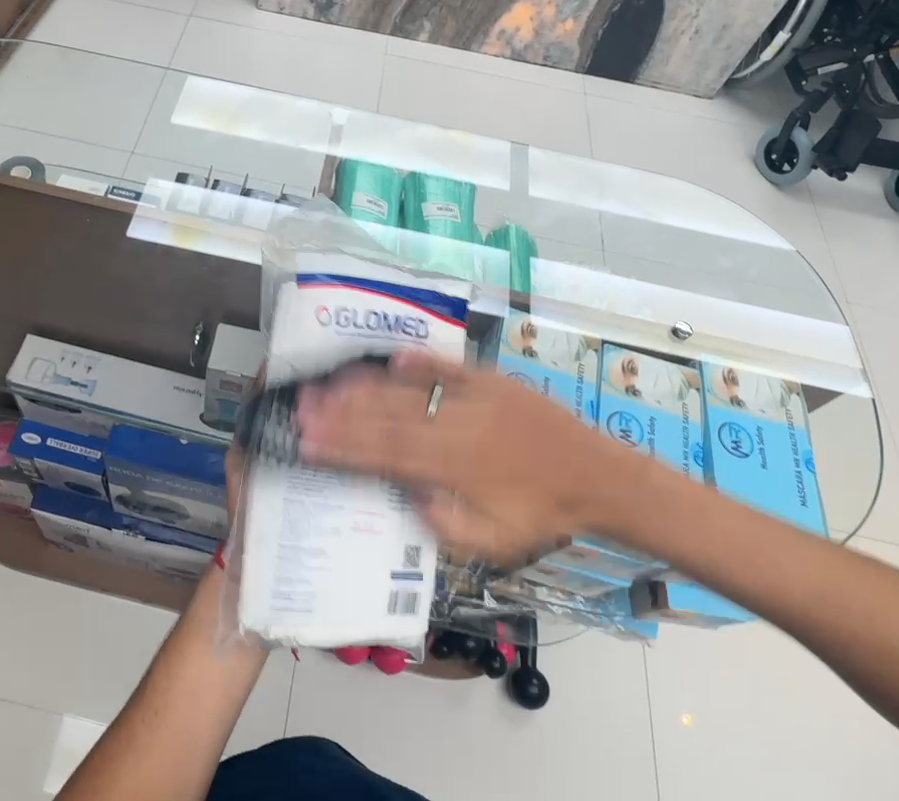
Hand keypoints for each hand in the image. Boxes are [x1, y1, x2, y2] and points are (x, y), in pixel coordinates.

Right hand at [294, 351, 653, 561]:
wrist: (597, 476)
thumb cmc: (540, 514)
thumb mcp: (491, 541)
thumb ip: (443, 521)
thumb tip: (405, 493)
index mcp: (456, 468)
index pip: (386, 454)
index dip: (343, 447)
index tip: (307, 441)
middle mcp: (459, 427)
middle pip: (388, 419)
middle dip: (341, 414)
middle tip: (301, 408)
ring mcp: (475, 399)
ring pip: (410, 391)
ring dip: (366, 388)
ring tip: (328, 384)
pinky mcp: (492, 381)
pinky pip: (449, 368)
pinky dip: (419, 361)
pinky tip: (390, 357)